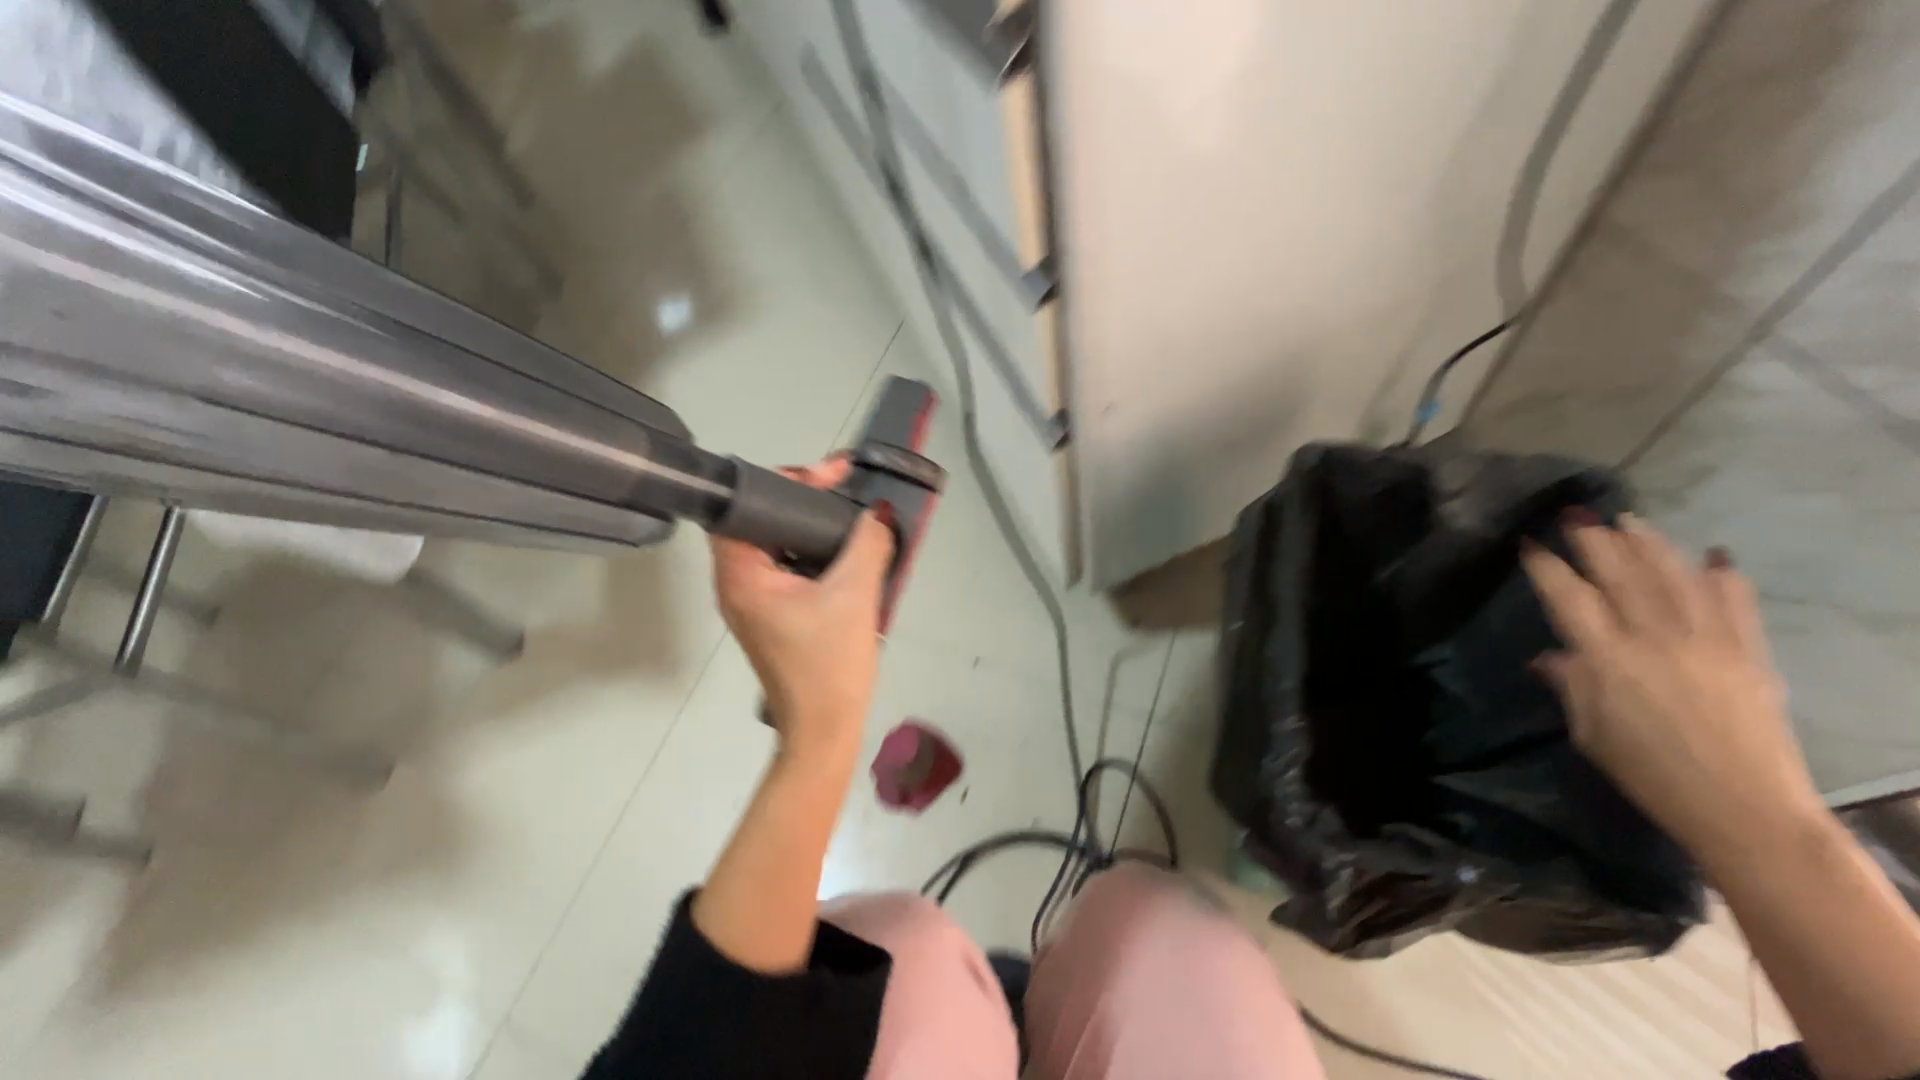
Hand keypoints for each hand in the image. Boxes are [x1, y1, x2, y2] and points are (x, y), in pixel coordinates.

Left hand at [711, 456, 894, 762]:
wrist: (825, 730)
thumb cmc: (830, 664)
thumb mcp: (855, 595)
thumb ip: (868, 543)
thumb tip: (880, 511)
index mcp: (742, 576)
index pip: (742, 507)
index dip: (782, 482)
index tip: (828, 477)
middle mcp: (737, 585)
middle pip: (759, 522)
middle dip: (801, 500)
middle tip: (842, 489)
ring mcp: (754, 602)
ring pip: (776, 545)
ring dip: (810, 527)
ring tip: (850, 514)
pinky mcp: (773, 616)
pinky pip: (789, 568)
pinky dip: (814, 552)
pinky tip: (848, 550)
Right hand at [1521, 513, 1823, 864]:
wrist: (1742, 805)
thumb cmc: (1650, 774)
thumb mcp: (1591, 733)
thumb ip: (1572, 686)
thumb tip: (1552, 656)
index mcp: (1607, 659)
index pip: (1569, 597)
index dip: (1546, 567)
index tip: (1531, 546)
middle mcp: (1654, 637)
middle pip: (1621, 573)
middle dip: (1595, 540)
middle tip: (1578, 517)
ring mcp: (1706, 638)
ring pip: (1673, 575)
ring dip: (1649, 544)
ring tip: (1630, 521)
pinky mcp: (1748, 649)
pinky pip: (1733, 599)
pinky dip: (1721, 574)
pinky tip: (1710, 555)